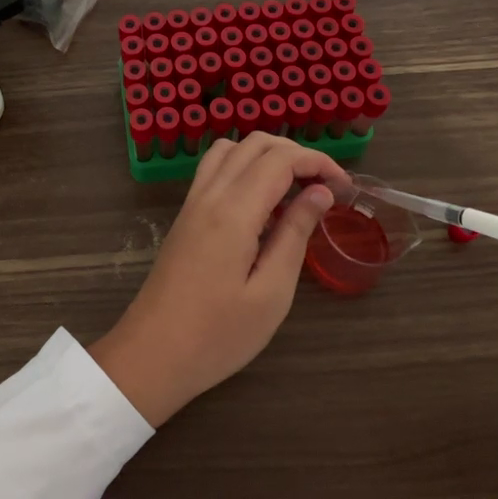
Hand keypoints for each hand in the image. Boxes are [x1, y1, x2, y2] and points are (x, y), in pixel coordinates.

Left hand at [87, 132, 345, 425]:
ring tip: (296, 189)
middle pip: (255, 144)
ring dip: (268, 155)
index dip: (317, 162)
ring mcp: (192, 202)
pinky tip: (262, 203)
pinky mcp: (185, 215)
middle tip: (326, 188)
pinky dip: (245, 166)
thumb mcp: (271, 293)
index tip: (345, 187)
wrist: (152, 354)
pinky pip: (215, 168)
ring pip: (232, 149)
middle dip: (297, 154)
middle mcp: (210, 194)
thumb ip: (295, 234)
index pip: (280, 159)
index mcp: (233, 211)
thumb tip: (320, 193)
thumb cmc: (218, 335)